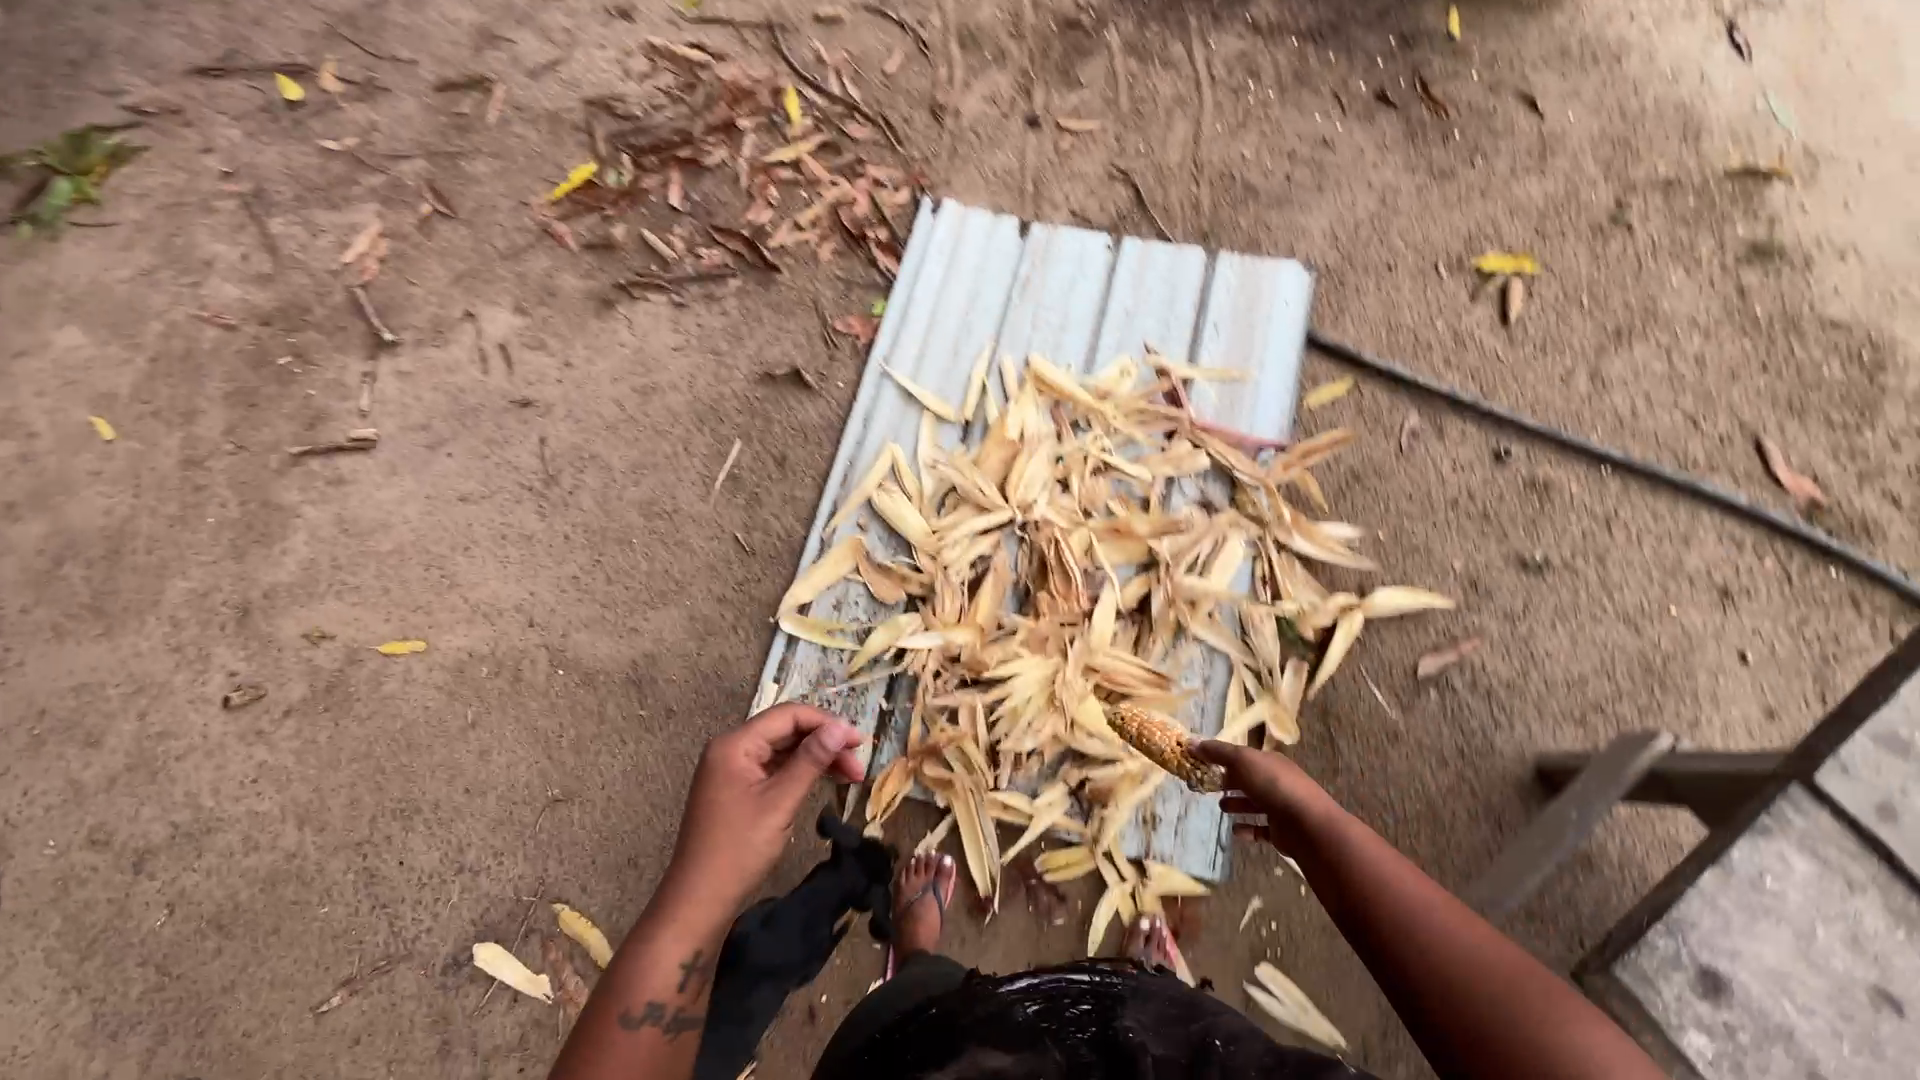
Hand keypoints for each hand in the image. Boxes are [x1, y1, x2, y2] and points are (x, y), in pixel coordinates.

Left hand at [664, 704, 866, 911]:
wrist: (699, 900)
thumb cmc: (739, 850)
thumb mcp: (780, 802)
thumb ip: (810, 760)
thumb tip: (840, 728)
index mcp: (734, 744)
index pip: (788, 716)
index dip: (826, 723)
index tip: (859, 742)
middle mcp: (731, 749)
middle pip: (786, 731)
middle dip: (825, 742)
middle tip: (859, 765)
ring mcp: (732, 770)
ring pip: (783, 750)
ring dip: (817, 758)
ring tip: (852, 775)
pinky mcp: (736, 789)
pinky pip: (774, 768)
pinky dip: (800, 773)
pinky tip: (824, 781)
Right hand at [1194, 740, 1337, 855]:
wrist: (1308, 825)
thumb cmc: (1273, 786)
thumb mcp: (1242, 760)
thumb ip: (1218, 752)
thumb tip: (1191, 743)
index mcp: (1270, 762)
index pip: (1244, 757)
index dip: (1223, 759)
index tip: (1203, 764)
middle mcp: (1277, 782)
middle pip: (1249, 780)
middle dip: (1229, 782)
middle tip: (1209, 787)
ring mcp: (1281, 807)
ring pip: (1255, 804)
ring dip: (1237, 804)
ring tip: (1221, 808)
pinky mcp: (1282, 831)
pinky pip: (1261, 829)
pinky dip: (1248, 829)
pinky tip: (1235, 831)